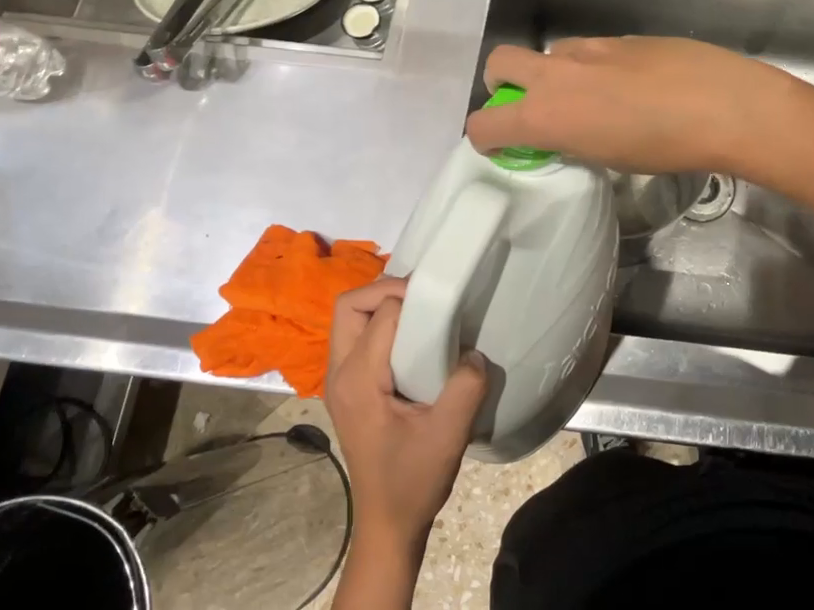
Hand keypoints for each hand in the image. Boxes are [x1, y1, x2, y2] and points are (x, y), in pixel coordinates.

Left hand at [326, 278, 488, 557]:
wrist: (389, 523)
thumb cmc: (413, 480)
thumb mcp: (448, 434)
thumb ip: (465, 386)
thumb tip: (474, 351)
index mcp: (358, 380)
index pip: (380, 314)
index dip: (413, 299)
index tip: (447, 302)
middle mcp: (339, 374)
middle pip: (349, 306)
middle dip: (387, 290)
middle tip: (428, 299)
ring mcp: (341, 382)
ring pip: (351, 320)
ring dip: (384, 306)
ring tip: (425, 314)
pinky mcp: (350, 389)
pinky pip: (360, 338)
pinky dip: (384, 325)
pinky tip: (417, 340)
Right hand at [464, 37, 782, 173]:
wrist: (723, 104)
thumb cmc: (664, 147)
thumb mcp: (606, 158)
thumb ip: (570, 138)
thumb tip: (562, 130)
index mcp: (545, 112)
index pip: (484, 123)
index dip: (484, 138)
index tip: (499, 147)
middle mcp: (558, 72)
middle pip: (500, 63)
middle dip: (502, 84)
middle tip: (531, 108)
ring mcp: (592, 48)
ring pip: (551, 54)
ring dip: (554, 74)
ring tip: (592, 101)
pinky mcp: (624, 37)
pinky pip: (592, 50)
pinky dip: (594, 68)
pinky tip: (632, 88)